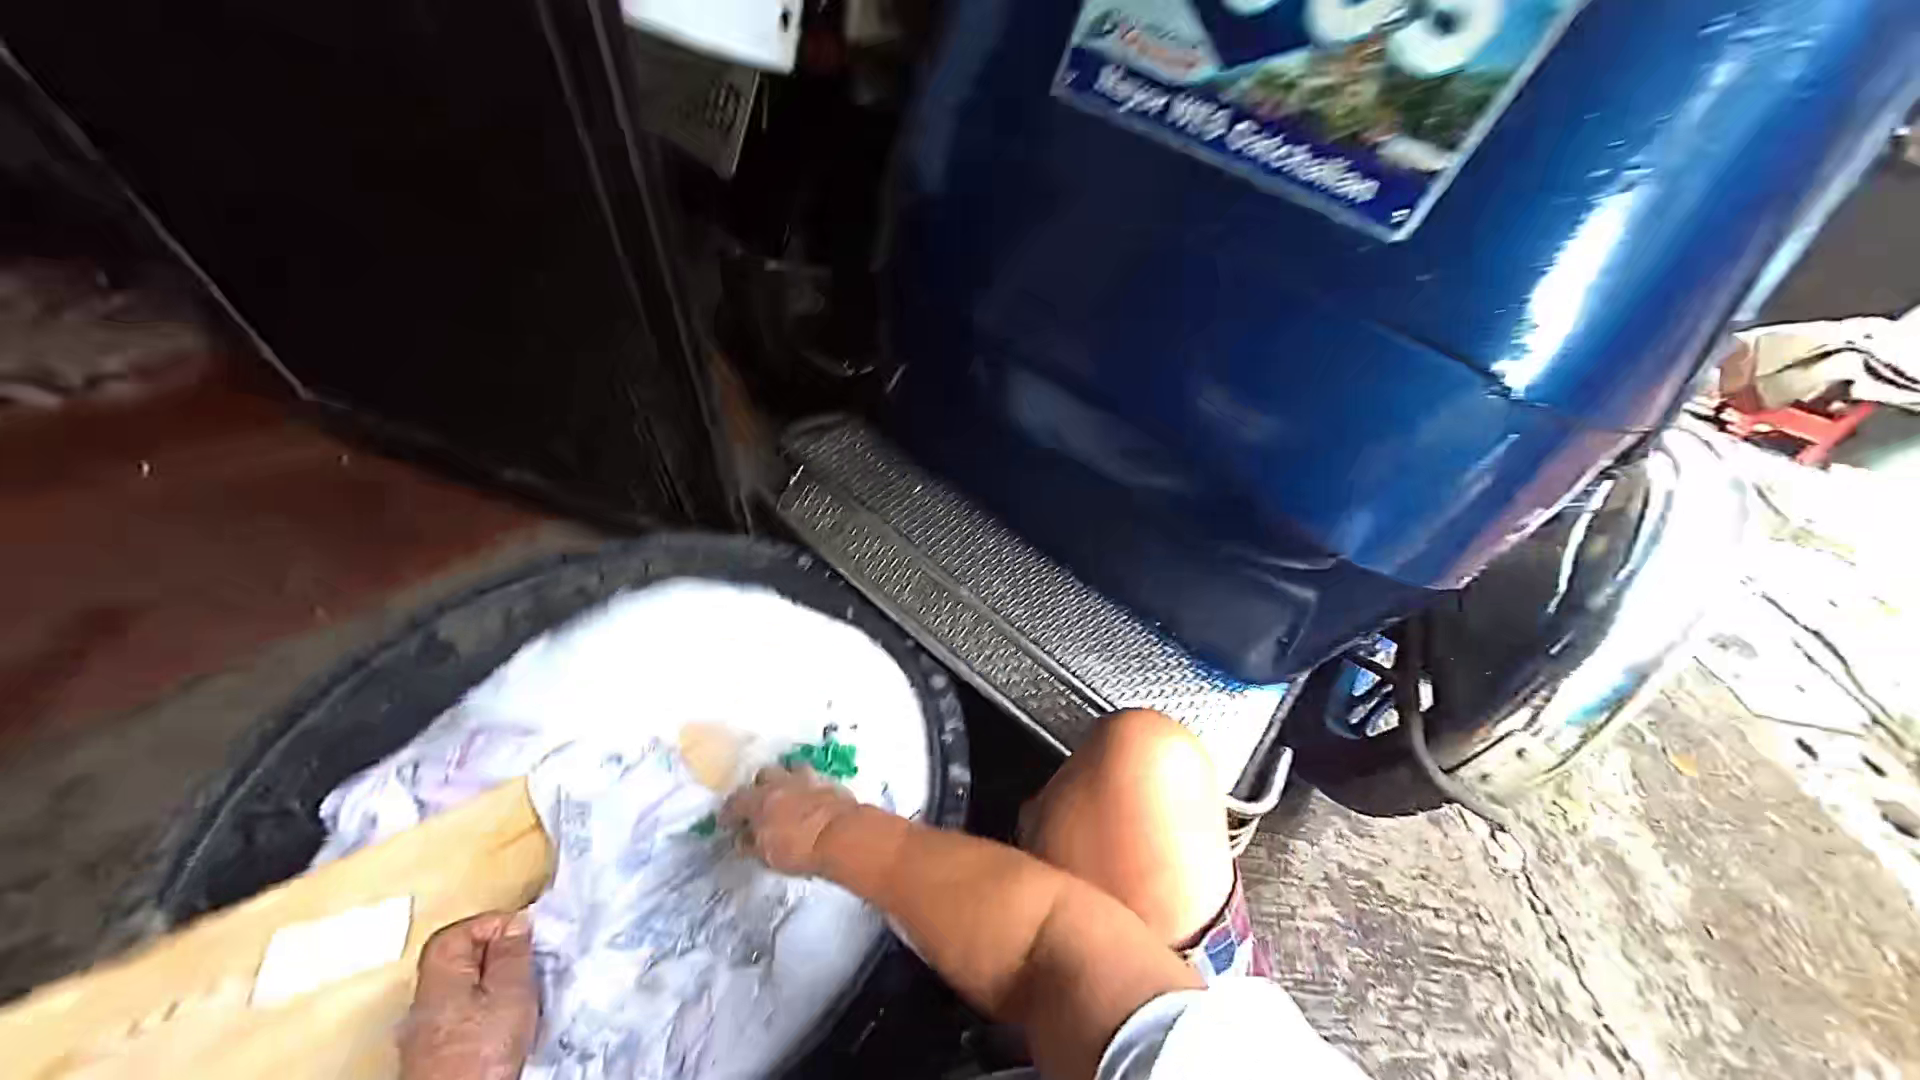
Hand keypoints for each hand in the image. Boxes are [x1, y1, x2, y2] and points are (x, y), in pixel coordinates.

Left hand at [399, 911, 538, 1079]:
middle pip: (458, 960)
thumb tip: (516, 922)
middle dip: (497, 954)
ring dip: (494, 983)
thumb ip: (512, 951)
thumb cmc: (484, 1048)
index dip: (491, 925)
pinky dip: (487, 1009)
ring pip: (463, 988)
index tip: (524, 936)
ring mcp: (426, 1032)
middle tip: (528, 964)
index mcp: (438, 980)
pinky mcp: (436, 1054)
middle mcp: (424, 1003)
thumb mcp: (510, 990)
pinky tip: (506, 1021)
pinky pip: (463, 1013)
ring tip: (523, 993)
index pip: (455, 933)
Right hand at [722, 765, 861, 876]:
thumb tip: (742, 838)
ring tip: (788, 797)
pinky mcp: (830, 782)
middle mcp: (782, 783)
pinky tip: (811, 801)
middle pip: (765, 774)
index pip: (736, 800)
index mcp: (760, 800)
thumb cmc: (800, 850)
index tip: (728, 821)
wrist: (841, 836)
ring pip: (791, 769)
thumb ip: (751, 844)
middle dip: (760, 787)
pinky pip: (814, 779)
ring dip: (787, 781)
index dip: (730, 811)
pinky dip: (809, 788)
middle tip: (761, 805)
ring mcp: (808, 779)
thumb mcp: (767, 855)